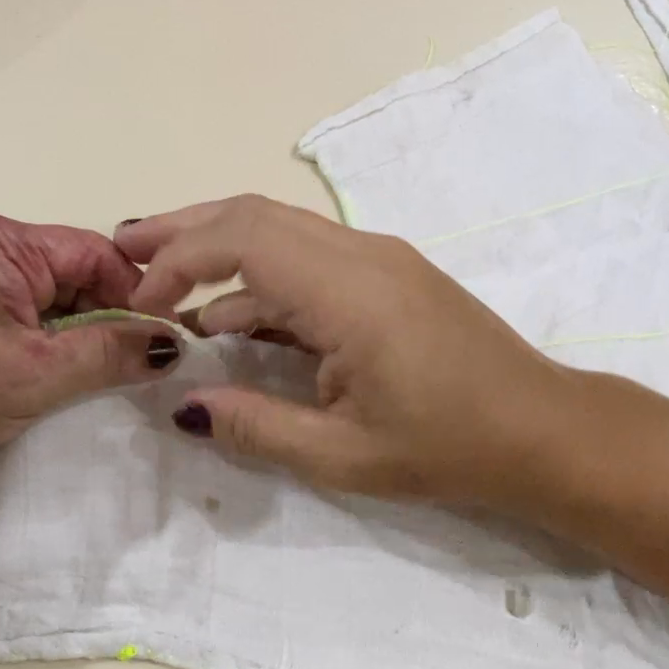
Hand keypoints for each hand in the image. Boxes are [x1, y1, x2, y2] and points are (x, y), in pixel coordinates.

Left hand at [0, 208, 179, 488]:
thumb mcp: (42, 372)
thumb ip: (114, 352)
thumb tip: (175, 344)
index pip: (91, 252)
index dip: (133, 293)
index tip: (165, 337)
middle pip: (73, 272)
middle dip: (107, 316)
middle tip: (140, 361)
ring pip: (53, 297)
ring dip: (82, 333)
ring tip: (106, 371)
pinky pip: (28, 314)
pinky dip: (54, 342)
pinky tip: (66, 371)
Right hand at [118, 195, 582, 511]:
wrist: (543, 432)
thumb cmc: (447, 448)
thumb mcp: (341, 455)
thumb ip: (254, 426)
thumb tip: (183, 407)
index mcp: (350, 292)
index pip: (242, 240)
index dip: (178, 260)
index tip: (141, 302)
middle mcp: (361, 255)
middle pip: (253, 214)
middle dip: (182, 231)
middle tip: (125, 253)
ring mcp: (377, 259)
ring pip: (277, 229)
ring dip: (215, 249)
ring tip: (160, 283)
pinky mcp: (385, 276)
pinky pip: (304, 258)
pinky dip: (254, 279)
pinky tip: (226, 320)